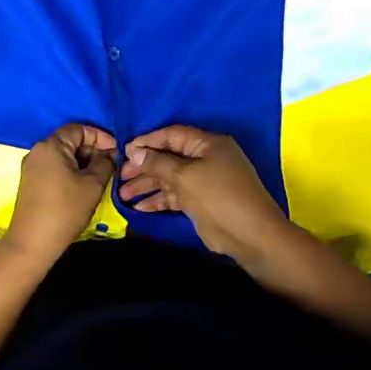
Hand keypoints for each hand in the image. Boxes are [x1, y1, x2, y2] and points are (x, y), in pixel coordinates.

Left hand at [2, 124, 117, 262]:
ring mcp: (31, 167)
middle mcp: (37, 151)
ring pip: (62, 156)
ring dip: (82, 162)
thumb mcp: (93, 184)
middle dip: (92, 150)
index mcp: (50, 146)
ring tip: (100, 177)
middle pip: (69, 141)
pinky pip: (54, 168)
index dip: (100, 136)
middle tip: (110, 165)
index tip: (116, 151)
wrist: (33, 241)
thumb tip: (107, 155)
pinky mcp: (30, 182)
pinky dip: (70, 172)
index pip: (78, 129)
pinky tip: (83, 186)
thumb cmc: (66, 209)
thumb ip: (104, 163)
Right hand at [118, 125, 295, 264]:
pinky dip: (158, 200)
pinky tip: (139, 207)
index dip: (148, 141)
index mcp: (208, 144)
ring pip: (168, 178)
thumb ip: (157, 163)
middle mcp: (205, 158)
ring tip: (123, 194)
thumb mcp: (185, 176)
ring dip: (146, 185)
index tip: (125, 151)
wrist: (249, 234)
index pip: (172, 135)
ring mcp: (202, 180)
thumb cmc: (219, 196)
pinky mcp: (199, 201)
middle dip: (144, 166)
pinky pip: (174, 195)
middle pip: (168, 157)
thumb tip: (134, 152)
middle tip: (121, 175)